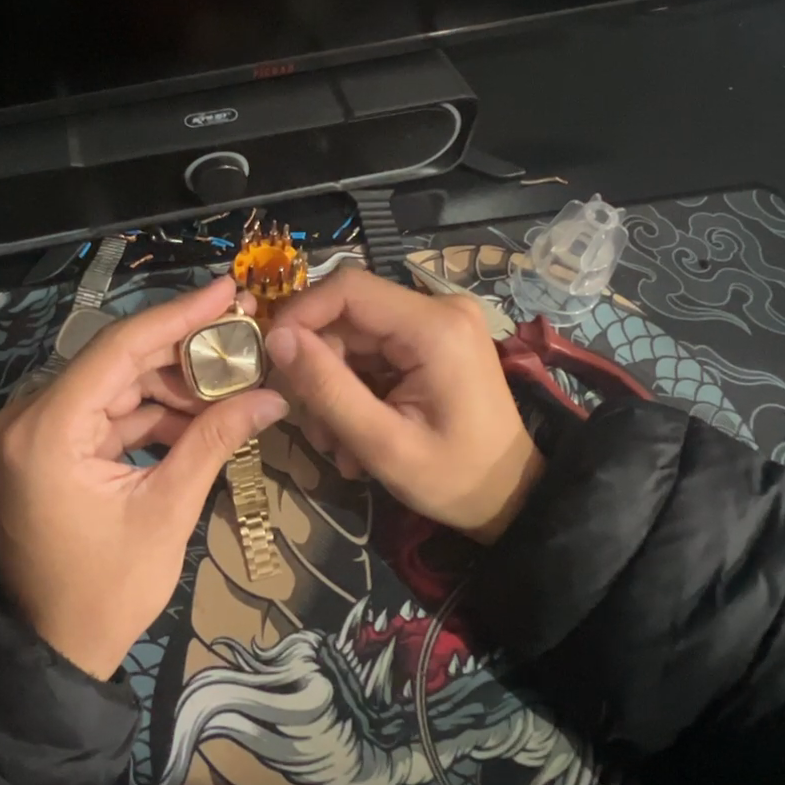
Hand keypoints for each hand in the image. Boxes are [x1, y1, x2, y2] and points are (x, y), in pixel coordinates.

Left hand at [0, 277, 288, 678]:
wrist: (52, 649)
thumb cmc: (106, 591)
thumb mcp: (167, 512)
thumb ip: (215, 442)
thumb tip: (273, 395)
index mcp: (48, 429)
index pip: (120, 348)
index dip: (179, 315)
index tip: (229, 290)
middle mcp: (31, 415)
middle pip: (118, 360)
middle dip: (185, 350)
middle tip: (244, 334)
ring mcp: (36, 429)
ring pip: (117, 382)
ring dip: (173, 384)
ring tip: (233, 384)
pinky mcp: (49, 444)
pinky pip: (108, 411)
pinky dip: (152, 412)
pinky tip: (199, 415)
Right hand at [267, 269, 541, 543]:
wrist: (512, 496)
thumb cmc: (455, 479)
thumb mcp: (383, 444)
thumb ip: (328, 388)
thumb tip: (276, 338)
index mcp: (435, 326)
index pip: (348, 288)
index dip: (300, 314)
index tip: (273, 359)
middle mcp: (439, 308)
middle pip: (348, 315)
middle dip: (319, 367)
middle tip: (314, 429)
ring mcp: (438, 322)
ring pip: (354, 335)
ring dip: (334, 385)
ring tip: (339, 445)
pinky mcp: (432, 339)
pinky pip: (374, 349)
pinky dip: (356, 387)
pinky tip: (357, 432)